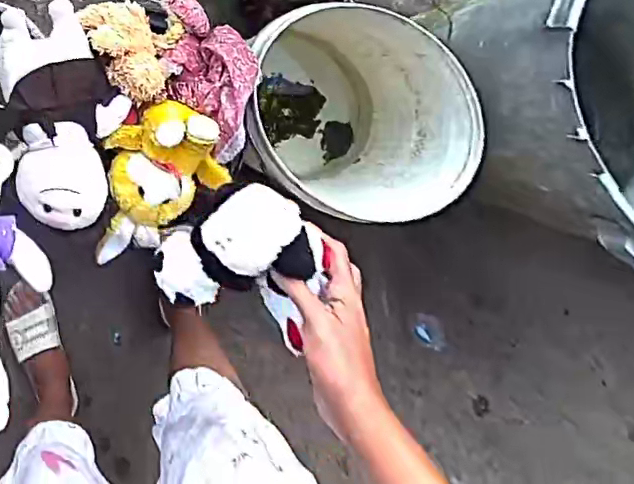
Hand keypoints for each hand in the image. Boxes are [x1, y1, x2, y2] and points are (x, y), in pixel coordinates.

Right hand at [274, 233, 383, 443]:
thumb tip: (283, 269)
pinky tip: (287, 309)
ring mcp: (338, 321)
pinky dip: (298, 304)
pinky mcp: (328, 336)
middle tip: (292, 248)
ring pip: (321, 288)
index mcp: (347, 294)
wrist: (351, 407)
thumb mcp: (315, 321)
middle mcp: (345, 305)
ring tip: (285, 276)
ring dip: (304, 280)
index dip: (318, 234)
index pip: (336, 252)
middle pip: (332, 267)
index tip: (298, 226)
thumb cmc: (344, 370)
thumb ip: (298, 291)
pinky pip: (312, 309)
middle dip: (312, 254)